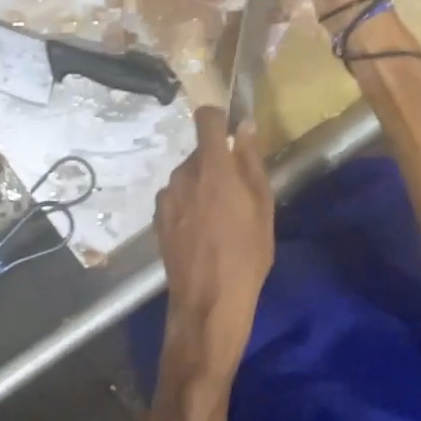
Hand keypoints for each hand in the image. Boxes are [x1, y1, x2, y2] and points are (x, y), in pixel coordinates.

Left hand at [154, 106, 274, 361]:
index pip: (207, 118)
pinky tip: (201, 231)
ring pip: (188, 176)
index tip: (231, 131)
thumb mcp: (262, 206)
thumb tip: (244, 126)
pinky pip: (177, 197)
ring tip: (220, 218)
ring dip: (202, 185)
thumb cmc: (246, 254)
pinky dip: (188, 204)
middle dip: (217, 163)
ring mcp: (167, 197)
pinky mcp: (158, 218)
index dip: (218, 117)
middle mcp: (183, 174)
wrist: (209, 302)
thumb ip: (251, 161)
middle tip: (236, 193)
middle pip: (200, 152)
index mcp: (212, 166)